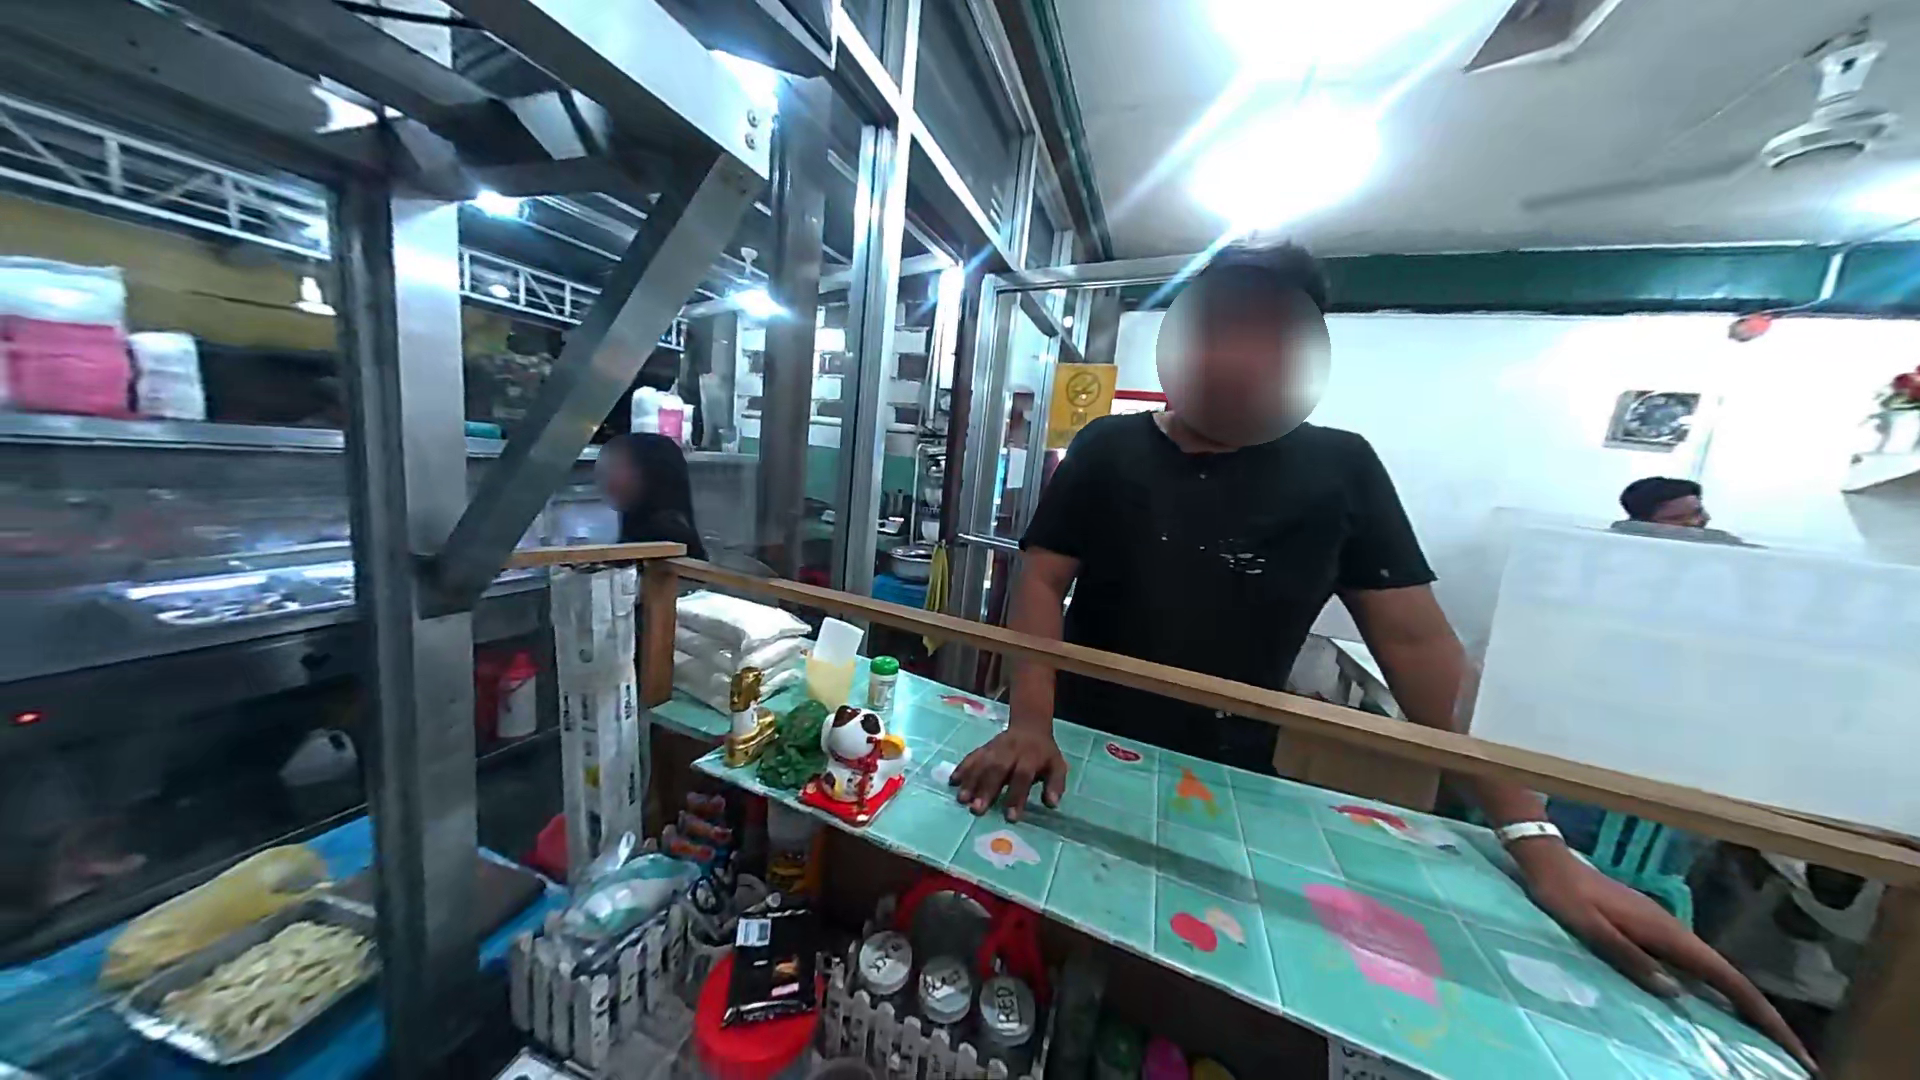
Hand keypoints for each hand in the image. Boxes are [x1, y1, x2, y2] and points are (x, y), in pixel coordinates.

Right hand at [948, 727, 1068, 820]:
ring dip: (971, 780)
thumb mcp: (1057, 766)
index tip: (1010, 817)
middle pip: (997, 769)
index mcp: (1031, 758)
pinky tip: (953, 781)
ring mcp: (996, 748)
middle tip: (976, 810)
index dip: (1016, 796)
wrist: (1030, 727)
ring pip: (982, 762)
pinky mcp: (985, 747)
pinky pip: (973, 756)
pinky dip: (962, 767)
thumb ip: (1055, 784)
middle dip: (986, 789)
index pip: (1023, 776)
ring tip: (962, 799)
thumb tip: (1051, 804)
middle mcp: (1011, 752)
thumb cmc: (1044, 753)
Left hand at [1512, 839, 1817, 1074]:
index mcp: (1666, 931)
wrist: (1544, 858)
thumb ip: (1628, 956)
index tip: (1798, 1054)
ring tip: (1755, 1040)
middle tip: (1787, 1059)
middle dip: (1762, 1017)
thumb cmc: (1561, 891)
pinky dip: (1706, 985)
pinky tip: (1703, 1002)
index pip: (1729, 979)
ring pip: (1709, 969)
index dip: (1766, 1017)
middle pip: (1729, 977)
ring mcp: (1658, 924)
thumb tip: (1676, 994)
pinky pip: (1686, 960)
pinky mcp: (1643, 923)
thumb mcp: (1588, 925)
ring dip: (1736, 1002)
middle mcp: (1672, 928)